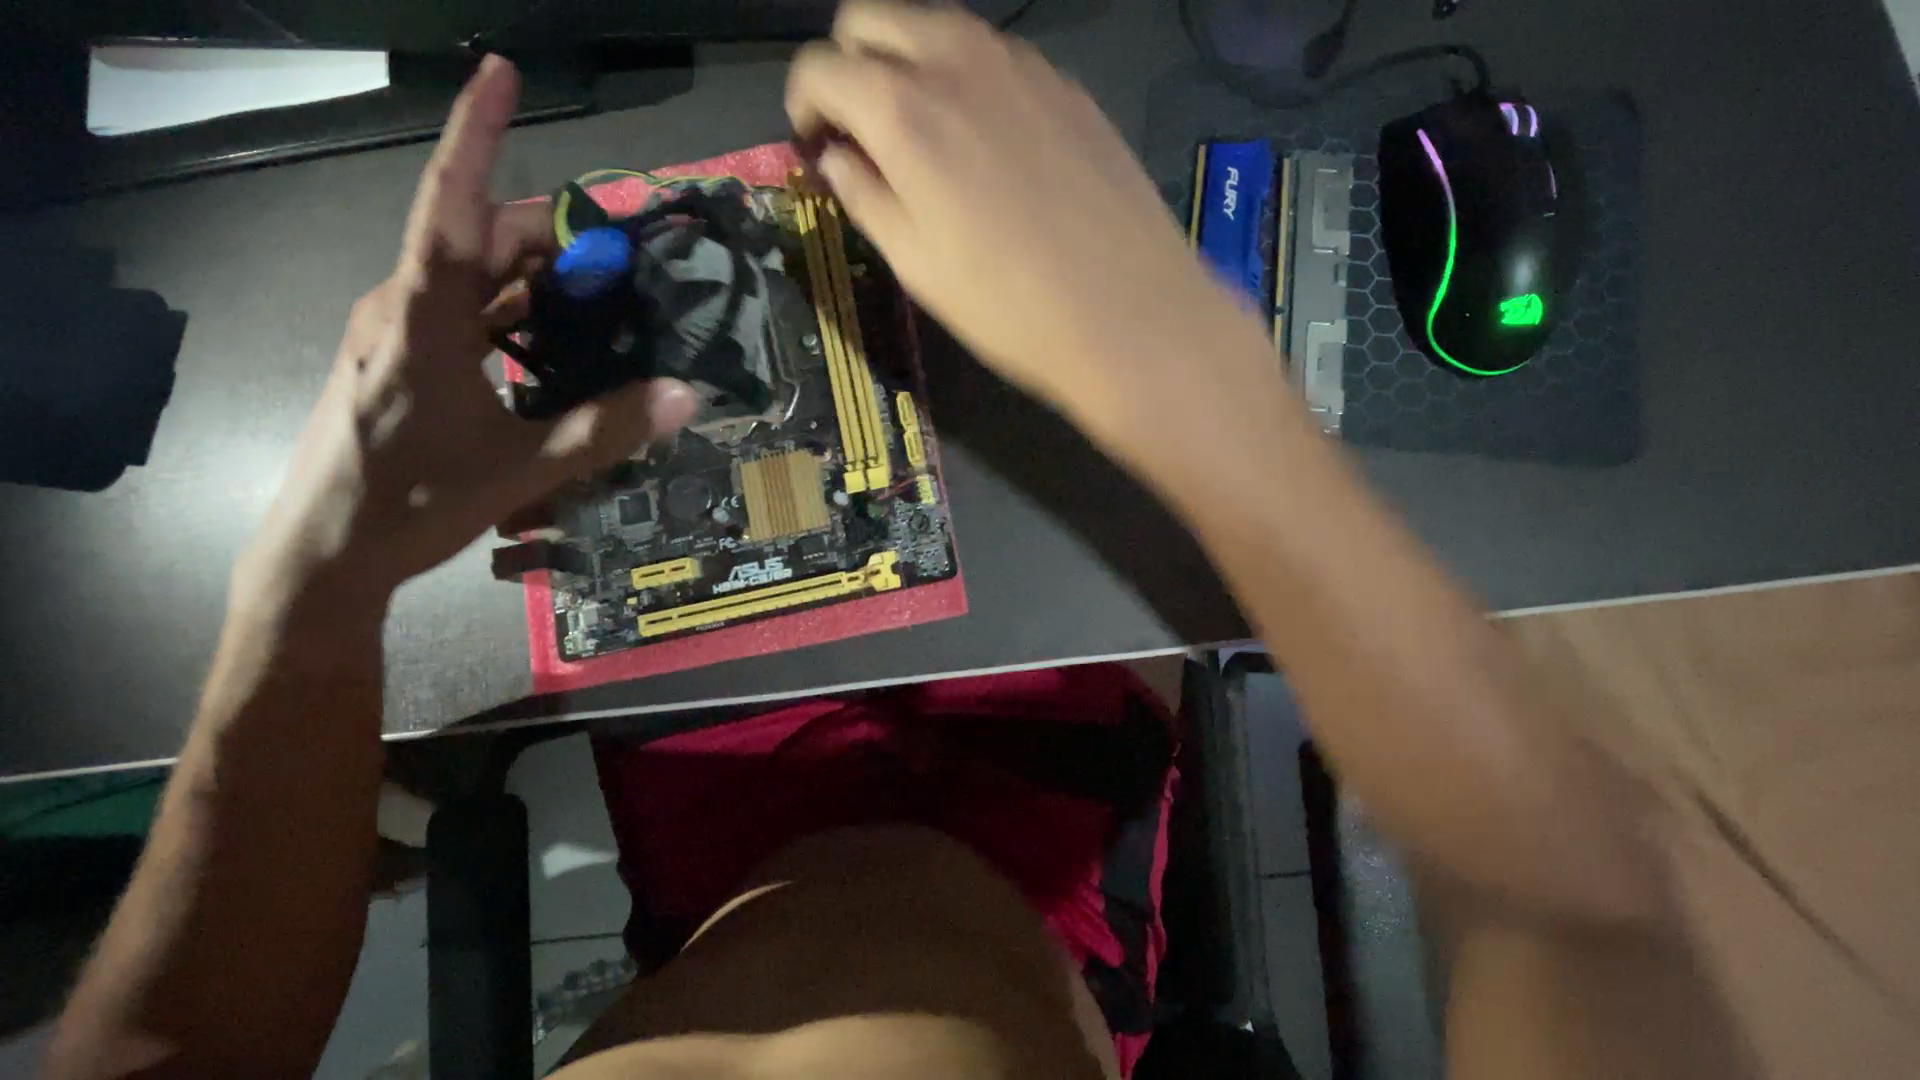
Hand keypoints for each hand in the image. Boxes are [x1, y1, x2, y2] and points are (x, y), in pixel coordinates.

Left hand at [242, 57, 696, 607]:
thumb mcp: (520, 469)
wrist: (323, 553)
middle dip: (551, 233)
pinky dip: (512, 310)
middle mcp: (401, 307)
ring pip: (471, 277)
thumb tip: (684, 397)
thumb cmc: (411, 503)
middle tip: (624, 254)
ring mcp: (394, 333)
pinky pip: (462, 311)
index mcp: (422, 316)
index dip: (479, 135)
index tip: (502, 74)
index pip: (452, 204)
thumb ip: (604, 430)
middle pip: (478, 238)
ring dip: (535, 276)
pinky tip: (553, 340)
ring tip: (602, 296)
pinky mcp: (397, 359)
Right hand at [786, 1, 1267, 434]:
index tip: (814, 146)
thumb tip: (839, 156)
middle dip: (848, 65)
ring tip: (920, 137)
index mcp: (904, 110)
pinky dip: (966, 79)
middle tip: (859, 132)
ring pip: (936, 26)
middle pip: (872, 18)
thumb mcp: (916, 265)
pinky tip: (986, 142)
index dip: (802, 104)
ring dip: (907, 63)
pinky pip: (995, 56)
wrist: (1131, 315)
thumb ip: (865, 195)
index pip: (820, 66)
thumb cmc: (1009, 307)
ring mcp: (1021, 66)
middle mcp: (958, 63)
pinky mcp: (1066, 86)